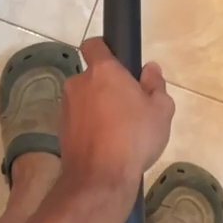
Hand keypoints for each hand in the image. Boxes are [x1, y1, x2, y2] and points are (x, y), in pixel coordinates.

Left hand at [58, 38, 174, 191]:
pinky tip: (106, 144)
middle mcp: (78, 83)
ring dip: (98, 108)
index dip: (106, 50)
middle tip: (130, 106)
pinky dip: (89, 126)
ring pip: (85, 99)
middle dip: (107, 87)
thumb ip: (156, 85)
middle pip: (93, 76)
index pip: (95, 44)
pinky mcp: (61, 129)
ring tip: (119, 130)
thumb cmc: (134, 137)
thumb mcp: (161, 111)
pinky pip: (79, 119)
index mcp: (103, 71)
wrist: (100, 178)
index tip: (120, 65)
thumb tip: (150, 70)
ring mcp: (66, 107)